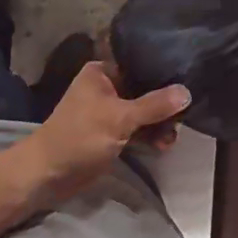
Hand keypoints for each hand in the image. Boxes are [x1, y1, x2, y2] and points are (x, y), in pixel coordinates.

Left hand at [22, 62, 189, 199]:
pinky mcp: (112, 132)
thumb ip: (154, 105)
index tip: (189, 76)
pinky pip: (138, 128)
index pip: (139, 63)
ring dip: (159, 122)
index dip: (162, 70)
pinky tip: (164, 143)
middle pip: (144, 88)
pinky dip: (150, 134)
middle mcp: (107, 86)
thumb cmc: (80, 136)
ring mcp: (110, 111)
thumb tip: (187, 92)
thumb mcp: (120, 118)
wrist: (48, 175)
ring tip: (174, 136)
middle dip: (165, 102)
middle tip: (185, 115)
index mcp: (102, 72)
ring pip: (143, 111)